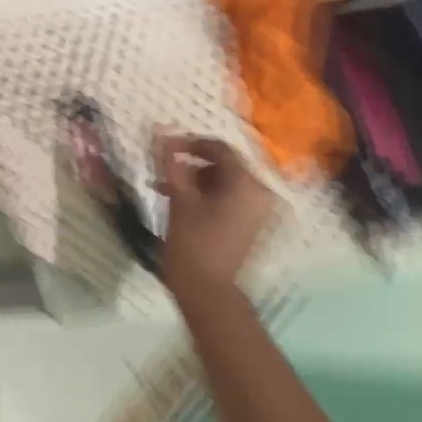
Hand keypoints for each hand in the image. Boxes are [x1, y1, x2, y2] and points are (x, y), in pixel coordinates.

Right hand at [153, 134, 277, 295]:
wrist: (206, 287)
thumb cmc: (192, 241)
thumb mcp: (180, 199)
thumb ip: (172, 164)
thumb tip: (162, 134)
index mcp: (247, 184)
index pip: (220, 149)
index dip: (190, 143)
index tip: (162, 147)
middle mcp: (259, 192)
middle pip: (223, 164)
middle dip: (191, 164)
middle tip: (162, 170)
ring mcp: (257, 208)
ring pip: (223, 180)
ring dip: (194, 179)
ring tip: (164, 188)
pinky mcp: (249, 221)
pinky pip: (227, 196)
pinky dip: (204, 193)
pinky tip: (178, 200)